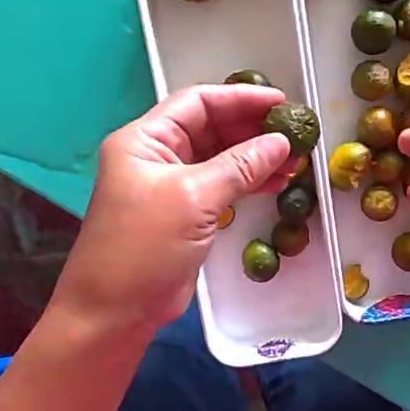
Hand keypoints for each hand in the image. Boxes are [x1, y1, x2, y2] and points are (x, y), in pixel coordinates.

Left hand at [55, 83, 293, 335]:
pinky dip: (248, 183)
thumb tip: (281, 142)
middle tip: (294, 133)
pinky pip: (222, 186)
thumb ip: (239, 166)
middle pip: (211, 128)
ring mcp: (171, 186)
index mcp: (145, 140)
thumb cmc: (143, 247)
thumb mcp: (193, 199)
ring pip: (220, 158)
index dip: (240, 98)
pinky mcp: (185, 213)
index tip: (280, 103)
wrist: (115, 312)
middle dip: (252, 129)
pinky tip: (276, 183)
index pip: (197, 103)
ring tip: (294, 161)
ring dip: (256, 158)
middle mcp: (157, 156)